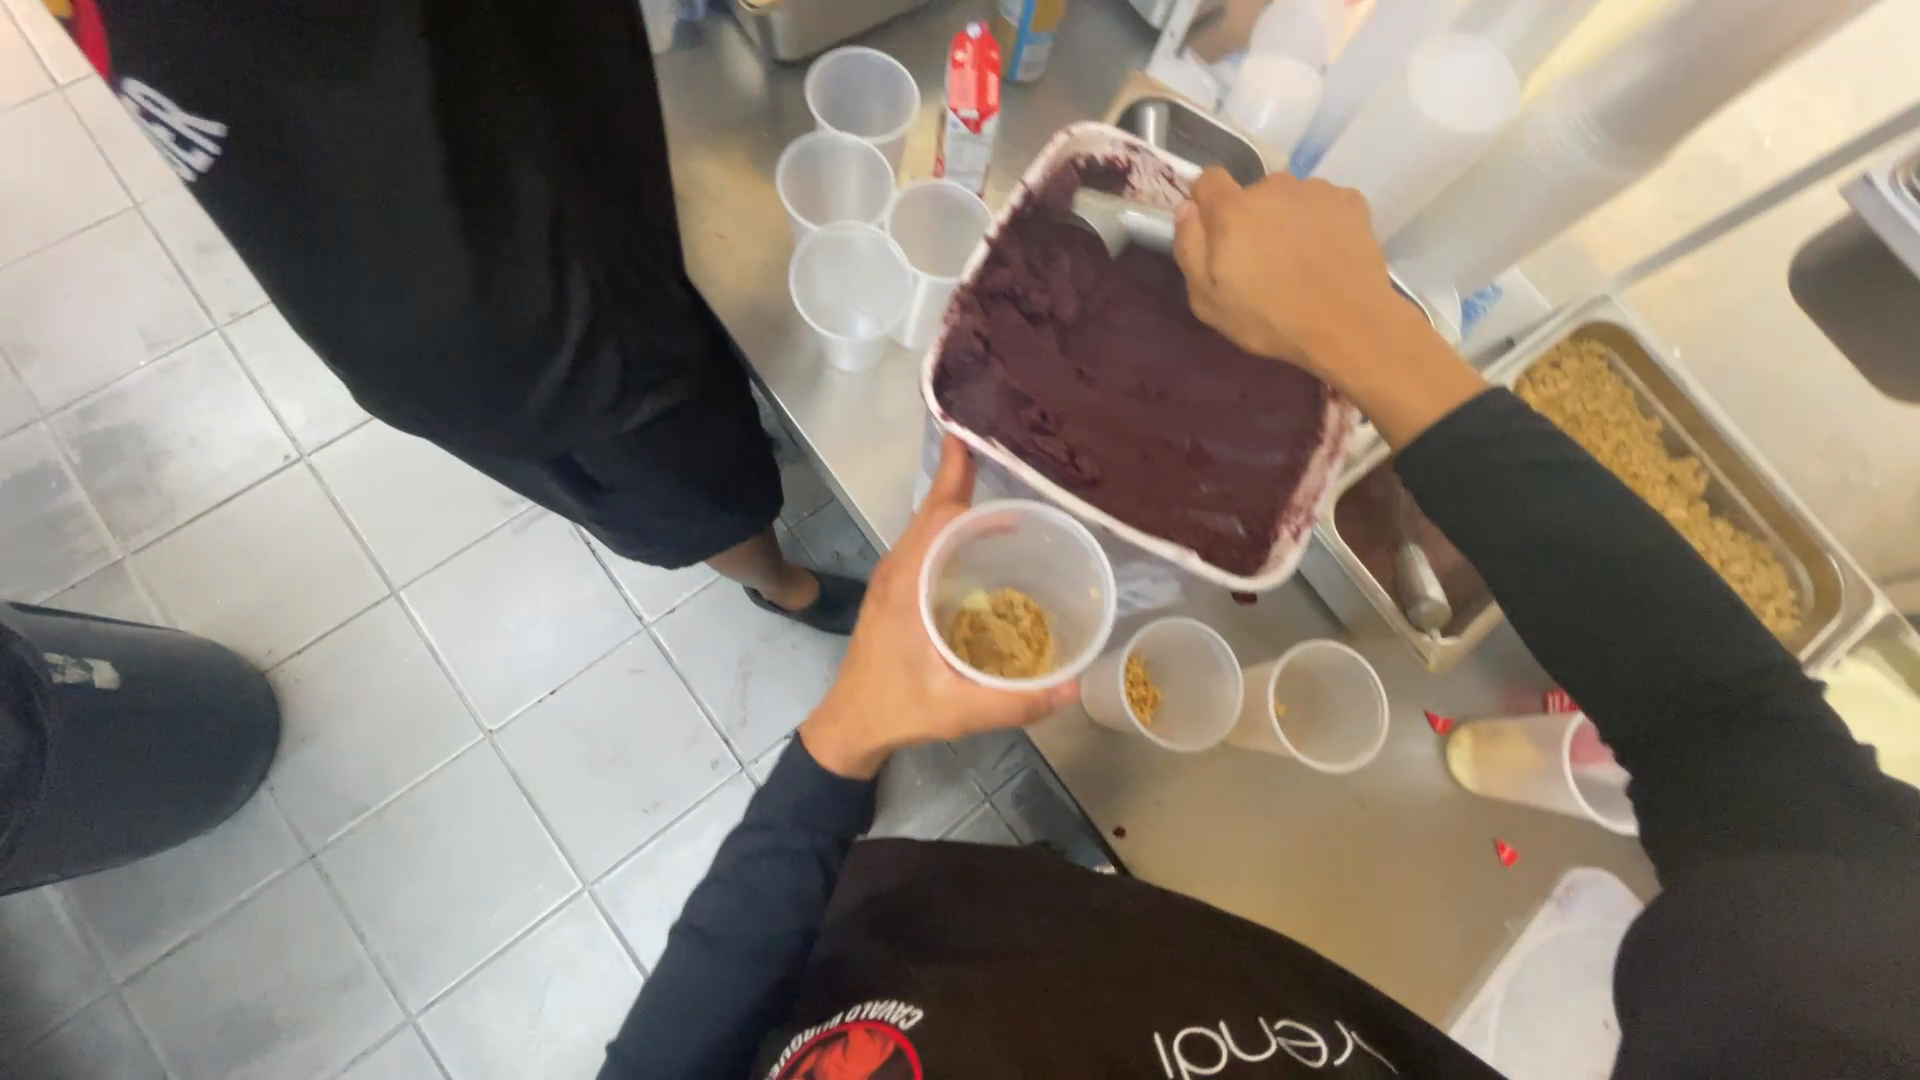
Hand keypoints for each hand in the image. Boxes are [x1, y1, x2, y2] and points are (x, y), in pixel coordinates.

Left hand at [798, 437, 1080, 779]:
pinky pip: (926, 545)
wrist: (850, 723)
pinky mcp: (896, 592)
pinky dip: (952, 529)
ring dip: (959, 504)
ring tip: (1002, 491)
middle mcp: (897, 571)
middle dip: (966, 482)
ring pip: (927, 527)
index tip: (985, 449)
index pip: (937, 519)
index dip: (961, 484)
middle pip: (933, 513)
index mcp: (906, 584)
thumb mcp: (958, 710)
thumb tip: (1072, 688)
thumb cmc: (897, 709)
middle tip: (1008, 462)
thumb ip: (1015, 703)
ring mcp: (893, 579)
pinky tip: (982, 543)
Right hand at [1173, 168, 1411, 376]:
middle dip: (1249, 219)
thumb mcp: (1207, 300)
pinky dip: (1318, 223)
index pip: (1208, 179)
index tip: (1212, 231)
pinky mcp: (1350, 200)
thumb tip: (1188, 208)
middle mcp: (1273, 187)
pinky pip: (1322, 205)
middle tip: (1260, 262)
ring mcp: (1316, 190)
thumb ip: (1189, 248)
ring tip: (1296, 260)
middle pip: (1251, 194)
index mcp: (1232, 210)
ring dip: (1285, 220)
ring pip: (1288, 199)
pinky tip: (1324, 255)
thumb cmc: (1268, 319)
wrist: (1347, 324)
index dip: (1206, 202)